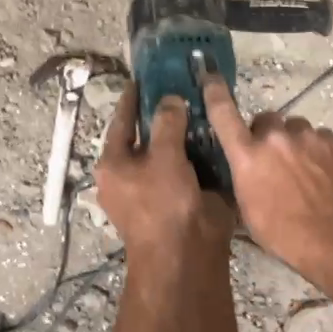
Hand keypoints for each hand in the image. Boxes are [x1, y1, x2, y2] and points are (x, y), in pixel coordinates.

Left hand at [93, 83, 233, 255]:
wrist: (186, 253)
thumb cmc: (163, 203)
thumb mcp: (163, 156)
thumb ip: (167, 123)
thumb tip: (170, 101)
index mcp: (114, 166)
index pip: (121, 123)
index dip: (132, 100)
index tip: (142, 78)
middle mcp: (132, 176)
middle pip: (148, 137)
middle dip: (166, 115)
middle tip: (184, 86)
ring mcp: (158, 188)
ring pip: (173, 152)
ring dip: (188, 132)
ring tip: (204, 102)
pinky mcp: (182, 198)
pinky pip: (191, 168)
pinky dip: (202, 152)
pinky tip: (218, 131)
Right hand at [202, 77, 332, 277]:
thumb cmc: (282, 233)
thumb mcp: (247, 210)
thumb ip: (241, 179)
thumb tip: (243, 170)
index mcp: (247, 155)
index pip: (223, 113)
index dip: (214, 92)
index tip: (210, 78)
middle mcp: (274, 138)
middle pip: (265, 120)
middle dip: (264, 134)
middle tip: (271, 158)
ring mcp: (306, 137)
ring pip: (293, 127)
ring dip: (291, 141)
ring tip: (299, 167)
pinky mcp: (331, 142)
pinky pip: (317, 136)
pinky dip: (315, 148)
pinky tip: (319, 170)